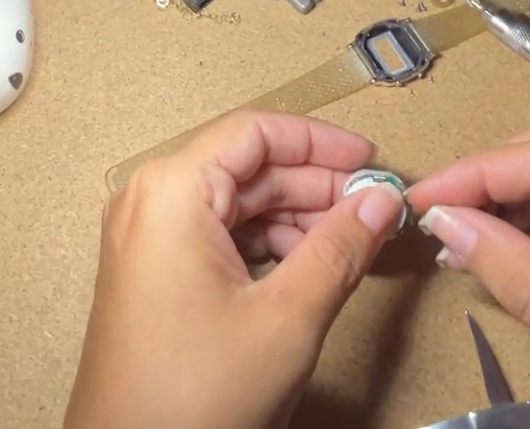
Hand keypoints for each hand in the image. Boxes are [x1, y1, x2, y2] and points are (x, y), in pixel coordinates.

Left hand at [64, 112, 403, 428]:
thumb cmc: (195, 396)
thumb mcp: (285, 319)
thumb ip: (339, 249)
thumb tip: (381, 202)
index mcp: (172, 188)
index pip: (255, 132)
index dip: (319, 141)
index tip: (371, 161)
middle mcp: (152, 196)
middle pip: (247, 166)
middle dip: (314, 183)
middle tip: (374, 206)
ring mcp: (148, 231)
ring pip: (235, 200)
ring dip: (295, 214)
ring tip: (352, 239)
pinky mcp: (153, 264)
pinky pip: (218, 231)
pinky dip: (266, 241)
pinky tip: (309, 262)